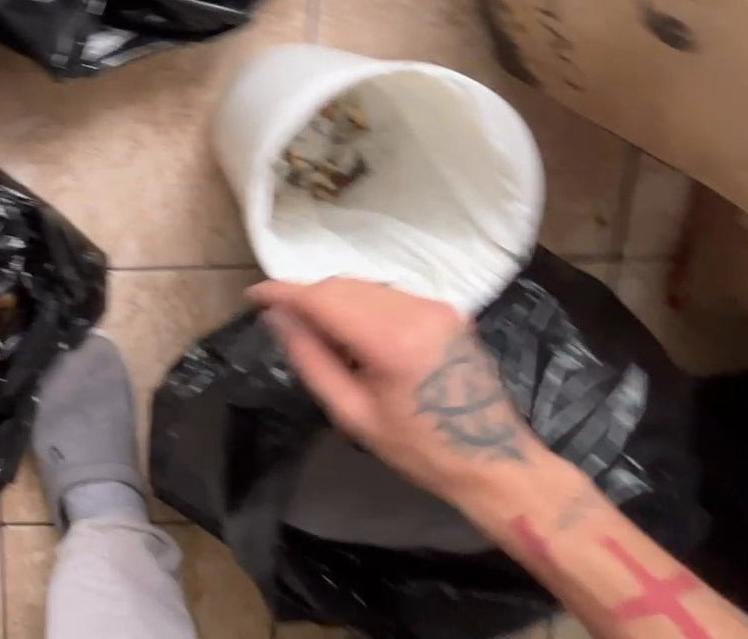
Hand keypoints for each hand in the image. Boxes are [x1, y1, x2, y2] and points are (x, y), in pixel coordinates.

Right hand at [250, 278, 541, 499]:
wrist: (496, 461)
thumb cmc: (418, 448)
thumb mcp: (351, 413)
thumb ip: (309, 358)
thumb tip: (277, 316)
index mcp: (391, 341)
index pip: (322, 298)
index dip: (282, 292)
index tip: (252, 295)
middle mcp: (415, 311)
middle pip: (341, 285)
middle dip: (306, 297)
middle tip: (284, 321)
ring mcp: (435, 306)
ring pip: (362, 285)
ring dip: (332, 299)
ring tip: (321, 333)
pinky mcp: (446, 308)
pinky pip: (385, 293)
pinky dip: (359, 303)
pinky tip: (355, 333)